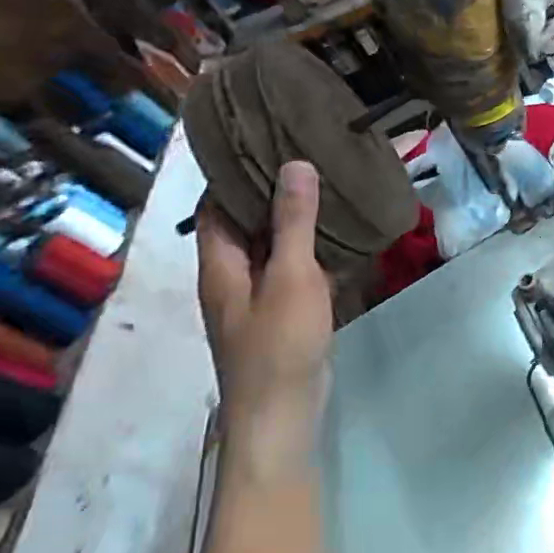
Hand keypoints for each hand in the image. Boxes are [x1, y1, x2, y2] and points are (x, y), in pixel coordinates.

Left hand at [198, 161, 332, 478]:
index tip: (267, 139)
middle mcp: (230, 275)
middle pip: (244, 221)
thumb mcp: (291, 275)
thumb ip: (293, 221)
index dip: (234, 172)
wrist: (281, 414)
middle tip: (308, 153)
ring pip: (270, 244)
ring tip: (328, 183)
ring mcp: (255, 295)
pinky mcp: (279, 310)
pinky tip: (338, 233)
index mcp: (219, 264)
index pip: (216, 205)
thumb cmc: (279, 343)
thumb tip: (294, 164)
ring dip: (292, 217)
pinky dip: (307, 245)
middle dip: (270, 189)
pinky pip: (289, 265)